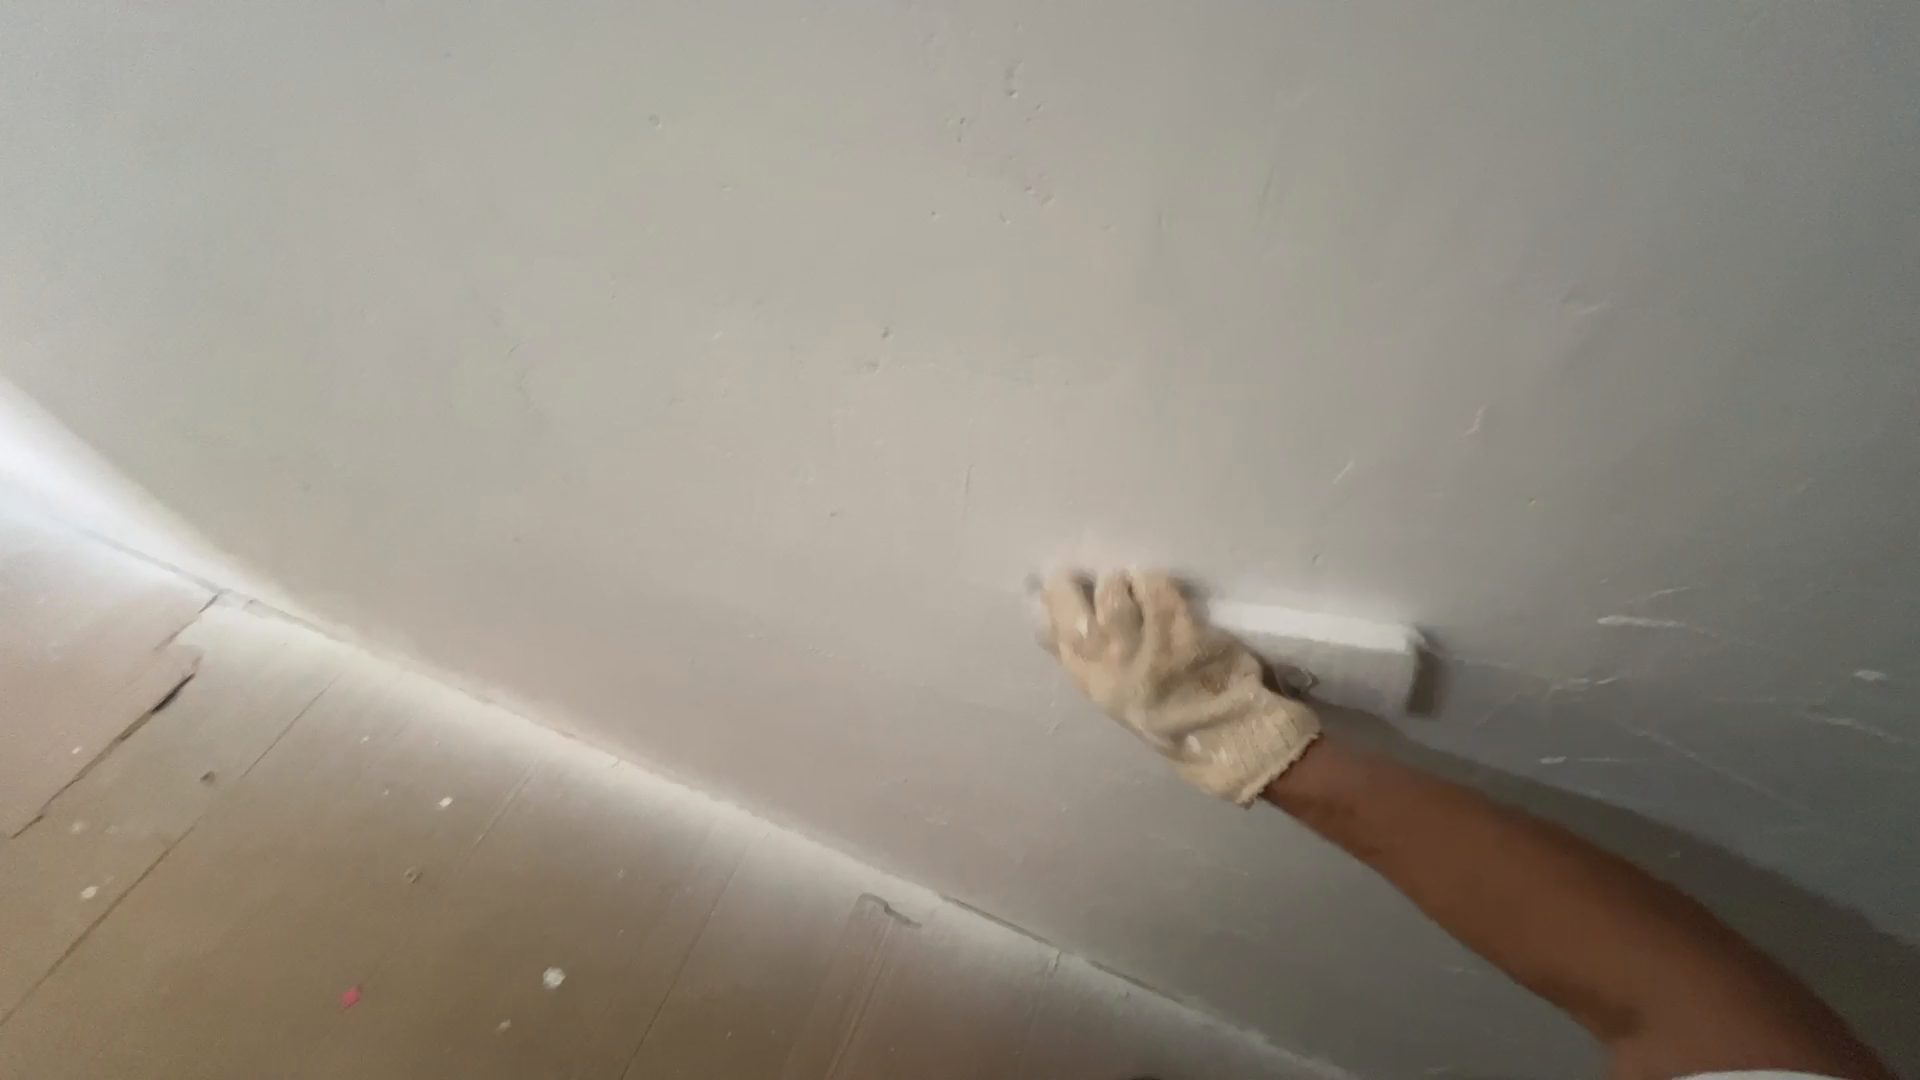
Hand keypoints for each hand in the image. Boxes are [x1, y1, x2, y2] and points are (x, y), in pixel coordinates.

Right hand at [1035, 569, 1320, 804]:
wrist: (1225, 736)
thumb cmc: (1165, 714)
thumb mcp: (1110, 692)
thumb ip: (1083, 657)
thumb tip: (1044, 617)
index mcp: (1089, 681)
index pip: (1051, 633)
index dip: (1049, 602)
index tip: (1053, 585)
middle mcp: (1109, 666)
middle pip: (1074, 611)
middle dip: (1072, 586)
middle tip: (1090, 578)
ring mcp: (1143, 650)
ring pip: (1113, 595)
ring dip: (1122, 583)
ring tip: (1133, 585)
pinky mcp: (1180, 633)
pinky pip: (1156, 589)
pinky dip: (1154, 582)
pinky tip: (1161, 588)